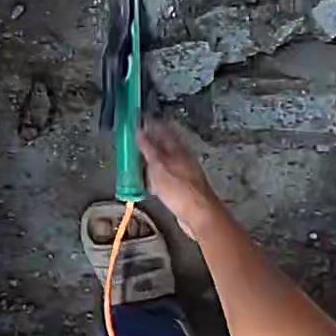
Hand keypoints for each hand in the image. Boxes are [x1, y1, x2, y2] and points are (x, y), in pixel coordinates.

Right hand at [139, 120, 226, 240]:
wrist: (199, 214)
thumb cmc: (179, 189)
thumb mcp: (159, 167)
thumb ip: (148, 149)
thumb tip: (140, 131)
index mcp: (177, 149)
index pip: (163, 130)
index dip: (151, 124)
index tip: (139, 120)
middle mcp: (181, 158)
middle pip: (164, 145)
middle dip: (151, 141)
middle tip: (136, 140)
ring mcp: (183, 173)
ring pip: (164, 161)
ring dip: (152, 160)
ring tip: (139, 160)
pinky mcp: (181, 188)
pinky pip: (165, 177)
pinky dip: (155, 176)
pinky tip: (149, 182)